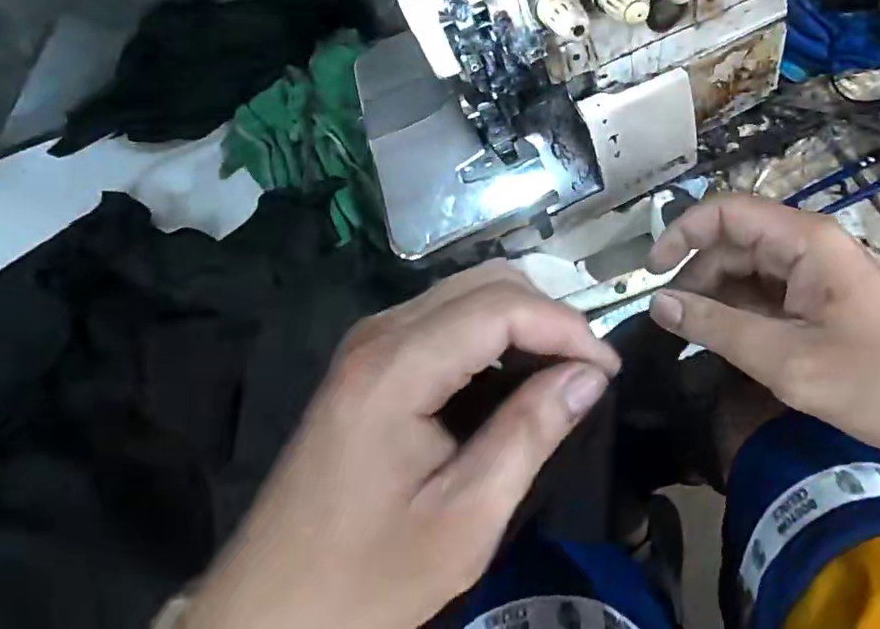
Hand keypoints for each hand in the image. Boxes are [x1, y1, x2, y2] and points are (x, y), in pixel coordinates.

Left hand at [182, 262, 619, 628]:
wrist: (270, 604)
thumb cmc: (367, 576)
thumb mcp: (463, 519)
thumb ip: (529, 434)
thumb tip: (590, 375)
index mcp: (395, 366)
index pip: (498, 306)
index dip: (563, 325)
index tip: (609, 368)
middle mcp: (379, 332)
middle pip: (483, 282)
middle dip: (546, 314)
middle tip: (587, 369)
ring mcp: (369, 339)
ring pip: (465, 291)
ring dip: (520, 318)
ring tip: (560, 370)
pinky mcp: (369, 355)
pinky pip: (443, 316)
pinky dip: (490, 330)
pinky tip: (511, 371)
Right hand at [645, 194, 879, 468]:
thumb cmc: (877, 382)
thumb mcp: (785, 360)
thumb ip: (715, 327)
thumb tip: (657, 303)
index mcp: (805, 240)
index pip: (726, 211)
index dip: (682, 232)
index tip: (651, 271)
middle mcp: (809, 244)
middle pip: (734, 240)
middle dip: (696, 273)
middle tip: (669, 317)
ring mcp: (818, 270)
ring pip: (748, 267)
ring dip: (716, 295)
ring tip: (692, 334)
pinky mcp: (823, 296)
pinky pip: (768, 291)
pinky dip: (740, 311)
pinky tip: (725, 339)